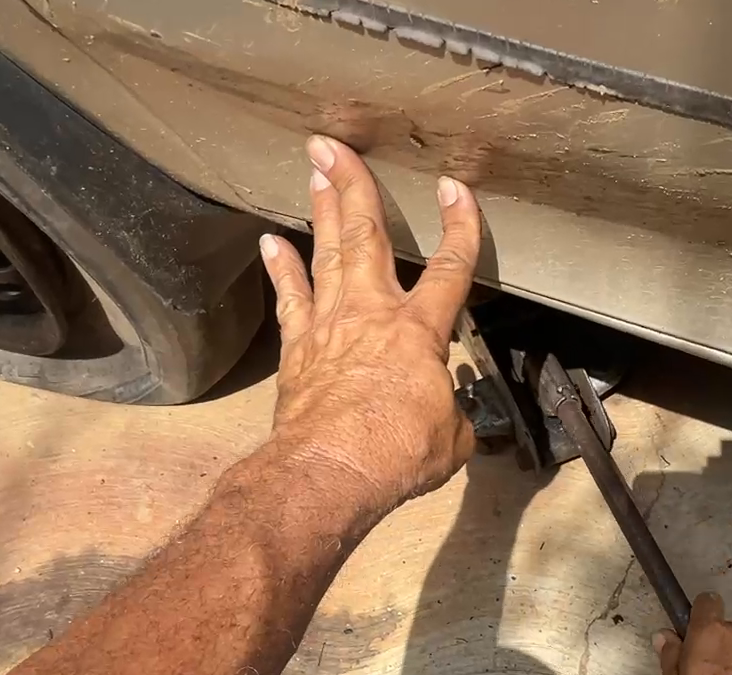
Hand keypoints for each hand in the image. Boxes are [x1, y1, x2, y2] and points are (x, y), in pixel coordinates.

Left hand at [257, 135, 480, 513]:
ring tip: (314, 171)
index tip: (455, 190)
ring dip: (321, 211)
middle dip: (355, 188)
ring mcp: (330, 327)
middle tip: (334, 146)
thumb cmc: (401, 453)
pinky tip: (272, 244)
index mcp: (421, 333)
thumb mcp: (453, 439)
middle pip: (368, 238)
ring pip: (326, 255)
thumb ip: (454, 415)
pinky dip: (282, 271)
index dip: (459, 228)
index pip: (451, 271)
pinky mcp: (298, 351)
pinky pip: (291, 300)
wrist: (332, 471)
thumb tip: (450, 415)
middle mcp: (373, 315)